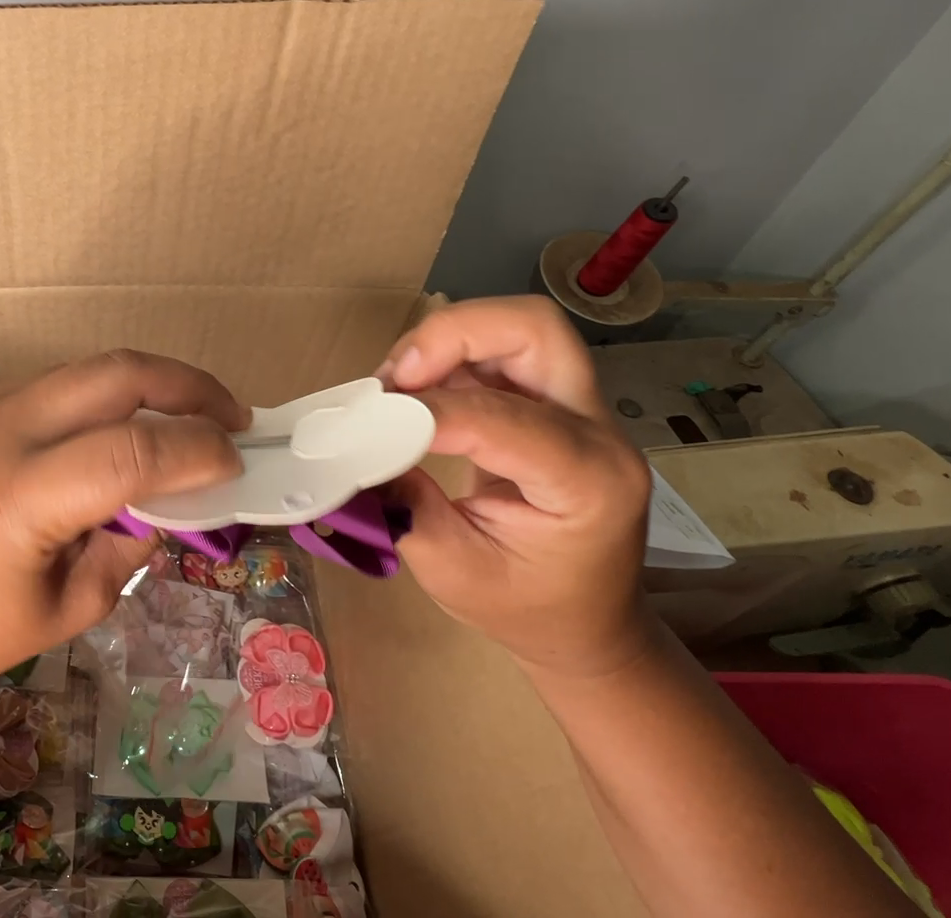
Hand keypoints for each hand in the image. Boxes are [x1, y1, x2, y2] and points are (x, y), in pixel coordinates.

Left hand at [0, 351, 249, 707]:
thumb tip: (181, 494)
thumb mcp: (79, 603)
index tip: (237, 463)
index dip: (198, 450)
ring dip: (150, 386)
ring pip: (90, 369)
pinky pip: (60, 383)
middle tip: (232, 417)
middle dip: (188, 386)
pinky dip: (107, 397)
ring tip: (192, 419)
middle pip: (116, 374)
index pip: (132, 450)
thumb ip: (136, 539)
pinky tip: (129, 428)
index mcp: (16, 498)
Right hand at [377, 297, 654, 677]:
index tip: (366, 427)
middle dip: (453, 334)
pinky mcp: (551, 403)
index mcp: (588, 482)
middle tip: (394, 378)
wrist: (586, 623)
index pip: (502, 418)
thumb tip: (354, 455)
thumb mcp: (455, 573)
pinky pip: (500, 351)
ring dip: (446, 340)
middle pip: (533, 329)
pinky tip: (412, 391)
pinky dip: (447, 356)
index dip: (426, 412)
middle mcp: (596, 430)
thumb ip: (407, 510)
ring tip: (395, 385)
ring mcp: (579, 409)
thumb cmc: (527, 608)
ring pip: (518, 327)